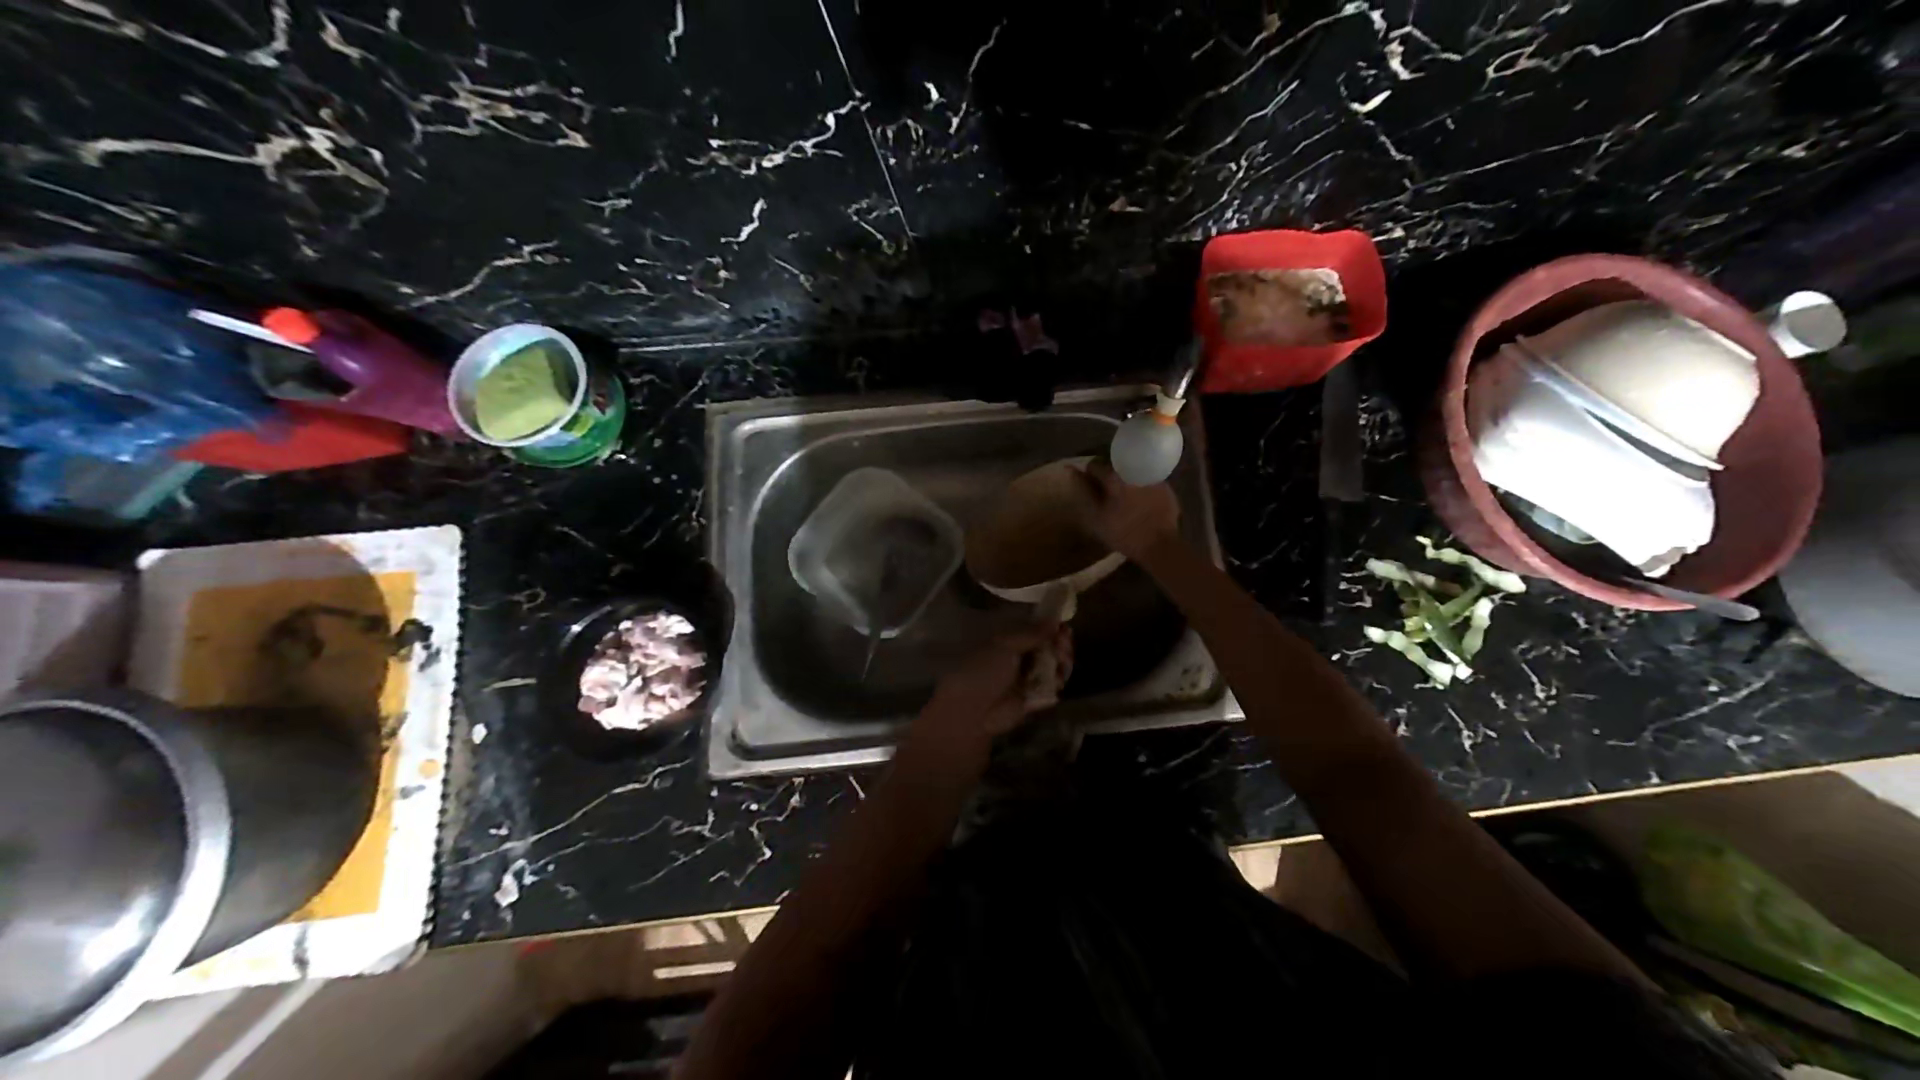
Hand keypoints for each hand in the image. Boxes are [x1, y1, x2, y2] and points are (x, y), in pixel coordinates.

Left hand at [916, 622, 1071, 749]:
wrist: (972, 709)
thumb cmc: (983, 669)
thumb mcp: (1006, 644)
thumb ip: (1032, 633)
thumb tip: (1053, 619)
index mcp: (1009, 641)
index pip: (1036, 631)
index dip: (1051, 628)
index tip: (1064, 627)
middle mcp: (1020, 658)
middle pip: (1049, 648)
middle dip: (1060, 644)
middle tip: (1064, 645)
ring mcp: (1028, 678)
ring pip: (1054, 666)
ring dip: (1062, 661)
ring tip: (1062, 660)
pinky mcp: (1035, 698)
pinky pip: (1053, 686)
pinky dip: (1059, 681)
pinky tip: (1059, 678)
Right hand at [1073, 459, 1180, 562]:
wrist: (1160, 545)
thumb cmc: (1124, 533)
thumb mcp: (1097, 517)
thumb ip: (1085, 492)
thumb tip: (1072, 471)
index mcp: (1114, 477)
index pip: (1094, 466)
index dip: (1089, 476)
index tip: (1090, 488)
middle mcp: (1133, 470)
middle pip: (1115, 466)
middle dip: (1108, 476)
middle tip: (1106, 493)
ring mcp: (1152, 477)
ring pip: (1132, 472)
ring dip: (1125, 480)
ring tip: (1124, 497)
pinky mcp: (1166, 486)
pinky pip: (1147, 480)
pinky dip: (1141, 487)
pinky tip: (1141, 502)